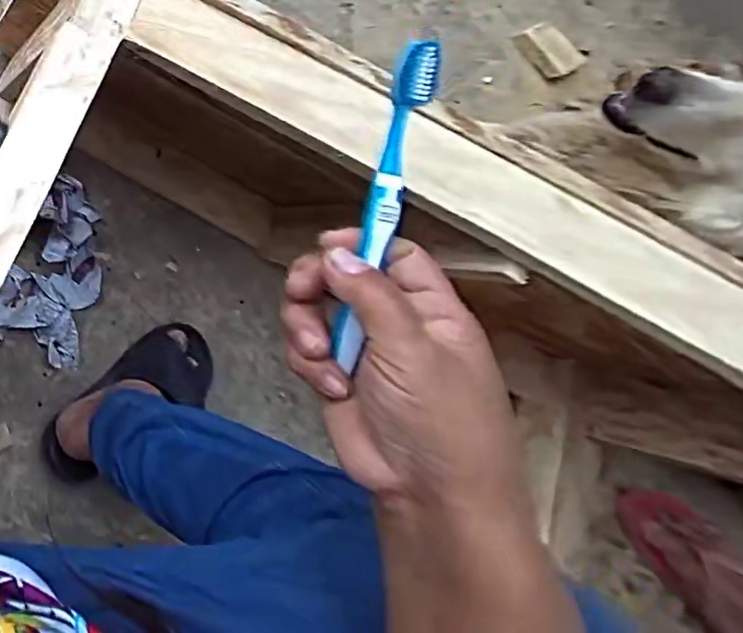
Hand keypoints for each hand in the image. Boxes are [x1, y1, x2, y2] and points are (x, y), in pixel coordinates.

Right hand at [281, 229, 527, 522]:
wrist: (427, 499)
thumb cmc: (440, 420)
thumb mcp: (413, 350)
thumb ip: (372, 294)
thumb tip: (336, 251)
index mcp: (427, 307)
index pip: (393, 253)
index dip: (361, 242)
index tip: (327, 244)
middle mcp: (392, 320)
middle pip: (341, 274)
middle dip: (315, 281)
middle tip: (301, 292)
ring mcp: (361, 347)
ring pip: (314, 307)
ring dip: (306, 325)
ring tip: (319, 355)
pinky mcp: (335, 373)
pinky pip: (305, 346)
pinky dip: (308, 361)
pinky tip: (329, 386)